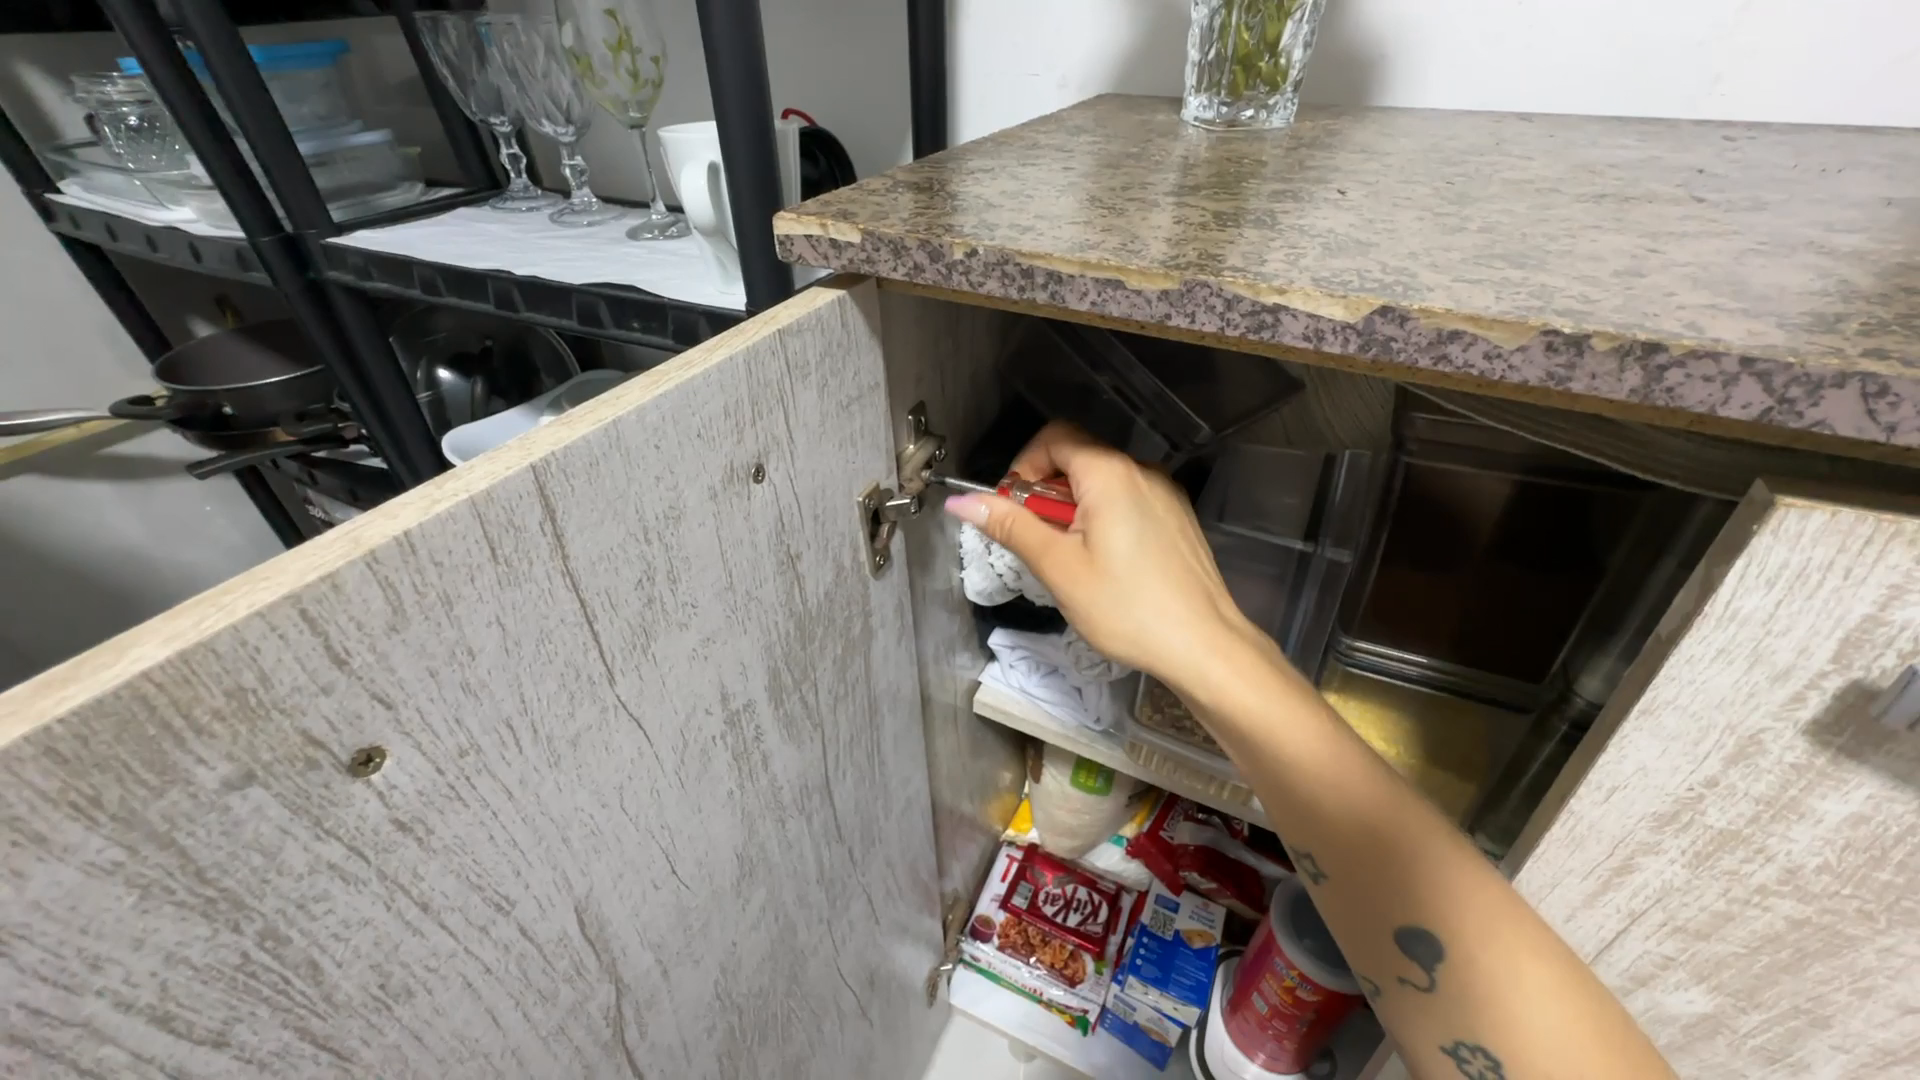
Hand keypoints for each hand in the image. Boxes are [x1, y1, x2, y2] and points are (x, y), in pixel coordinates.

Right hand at [942, 422, 1262, 682]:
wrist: (1204, 644)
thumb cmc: (1127, 608)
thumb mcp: (1059, 567)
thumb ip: (1011, 526)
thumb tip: (962, 502)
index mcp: (1109, 473)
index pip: (1053, 437)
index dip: (1023, 466)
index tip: (1014, 509)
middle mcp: (1141, 470)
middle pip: (1078, 458)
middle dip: (1046, 492)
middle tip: (1039, 542)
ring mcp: (1164, 492)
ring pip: (1102, 482)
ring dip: (1073, 507)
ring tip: (1072, 559)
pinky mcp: (1176, 515)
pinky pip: (1128, 499)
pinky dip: (1103, 517)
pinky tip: (1106, 563)